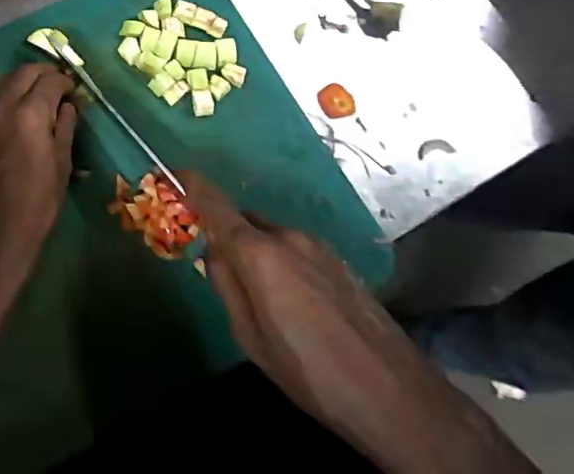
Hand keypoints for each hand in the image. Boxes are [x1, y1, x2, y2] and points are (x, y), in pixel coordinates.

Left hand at [0, 64, 78, 263]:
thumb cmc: (39, 199)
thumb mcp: (62, 161)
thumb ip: (65, 125)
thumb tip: (69, 104)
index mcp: (29, 113)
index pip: (49, 80)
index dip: (65, 81)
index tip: (75, 89)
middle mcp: (3, 104)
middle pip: (25, 72)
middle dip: (45, 73)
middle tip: (62, 85)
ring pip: (8, 79)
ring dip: (26, 79)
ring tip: (45, 93)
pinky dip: (12, 90)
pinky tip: (26, 105)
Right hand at [184, 174, 534, 473]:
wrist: (401, 400)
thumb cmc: (313, 373)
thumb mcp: (250, 337)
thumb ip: (225, 285)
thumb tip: (215, 253)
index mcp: (259, 252)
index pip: (214, 203)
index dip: (190, 184)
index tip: (172, 173)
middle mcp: (287, 236)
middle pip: (243, 221)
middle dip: (227, 236)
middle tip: (222, 271)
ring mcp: (318, 246)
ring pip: (270, 236)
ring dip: (257, 253)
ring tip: (264, 299)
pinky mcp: (340, 262)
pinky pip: (294, 249)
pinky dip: (281, 262)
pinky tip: (295, 304)